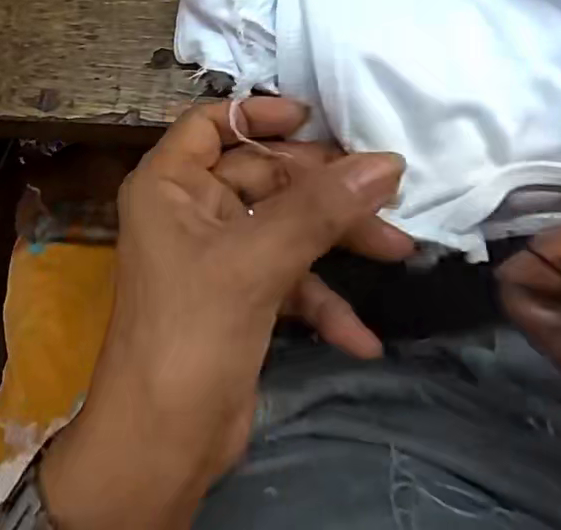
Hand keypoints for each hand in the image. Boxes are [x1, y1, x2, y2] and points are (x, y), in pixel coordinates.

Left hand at [42, 97, 407, 529]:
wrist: (162, 447)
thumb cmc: (192, 332)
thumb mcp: (257, 260)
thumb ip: (320, 208)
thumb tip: (386, 163)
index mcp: (170, 183)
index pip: (211, 123)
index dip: (259, 114)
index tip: (316, 117)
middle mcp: (190, 209)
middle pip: (263, 175)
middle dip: (322, 189)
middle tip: (383, 193)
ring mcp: (216, 254)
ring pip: (283, 226)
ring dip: (336, 241)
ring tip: (398, 252)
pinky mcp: (239, 296)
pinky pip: (286, 279)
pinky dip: (321, 301)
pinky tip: (360, 337)